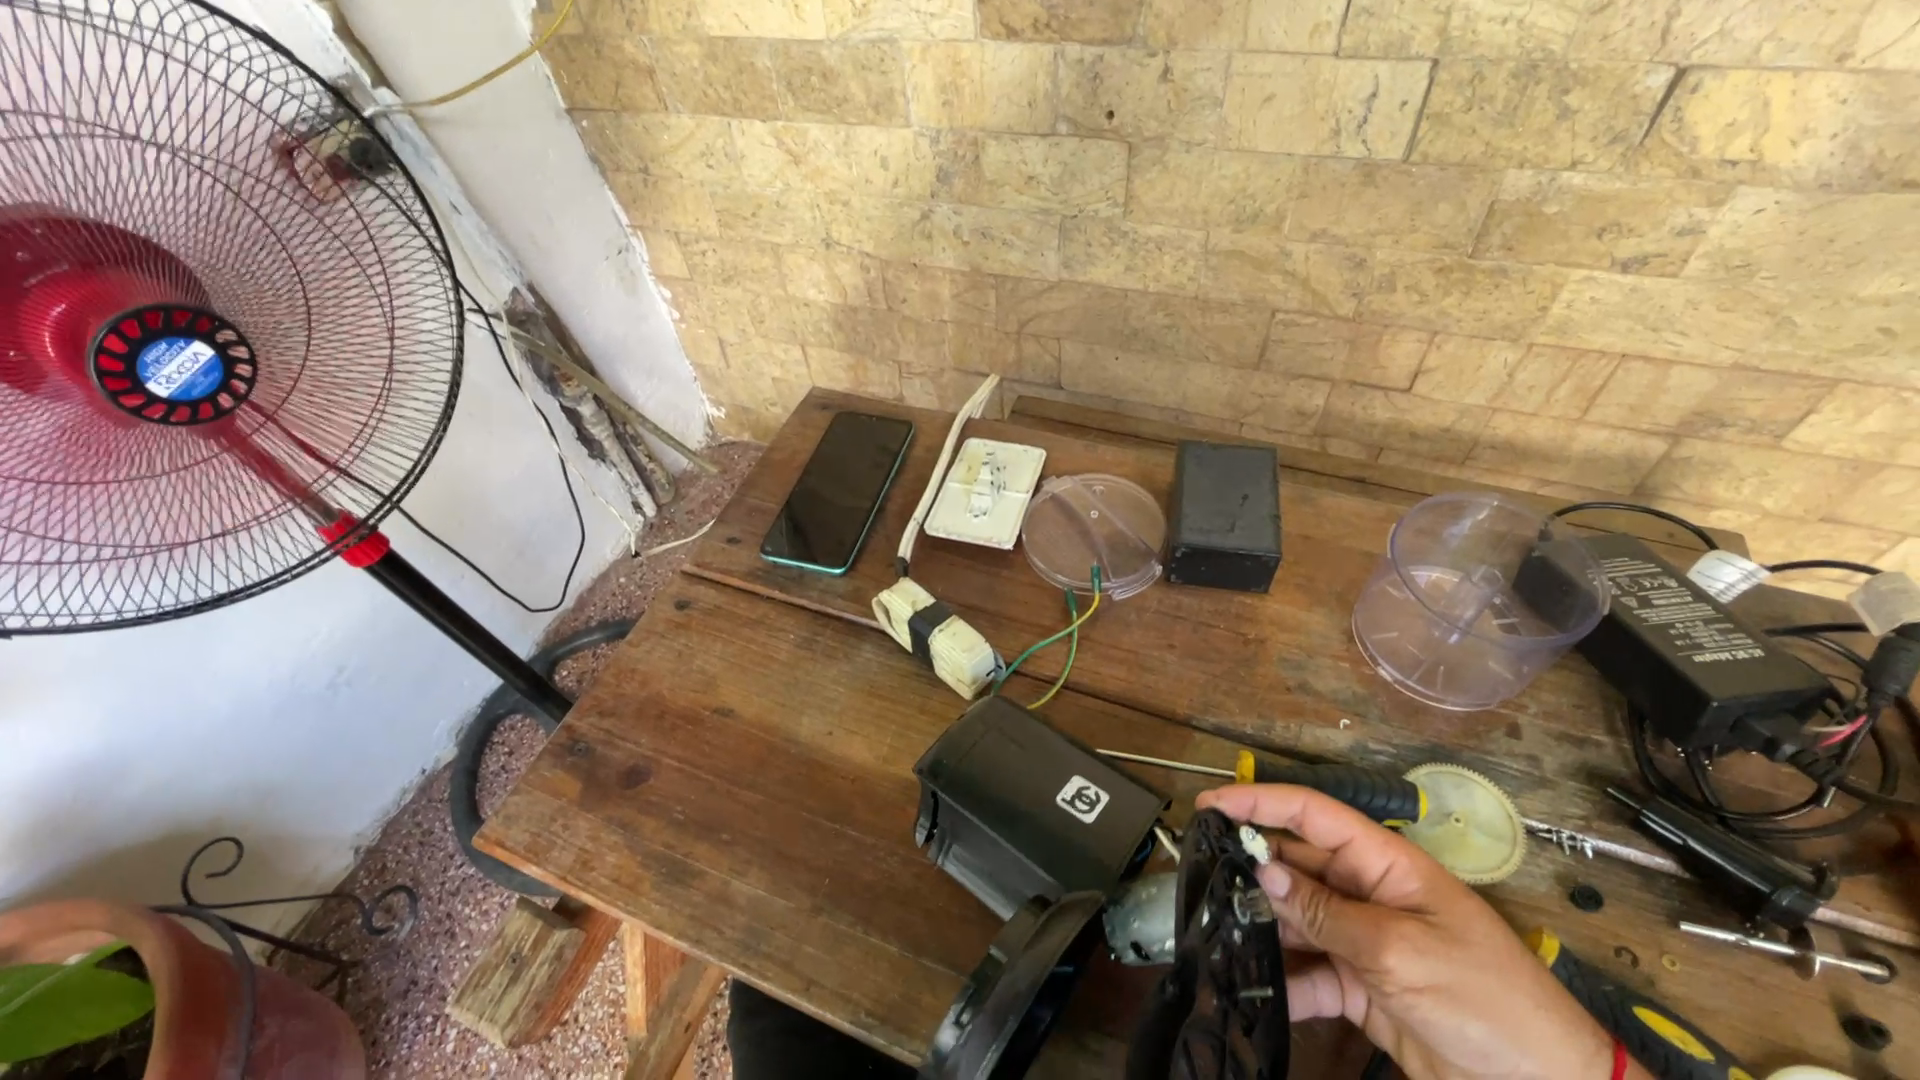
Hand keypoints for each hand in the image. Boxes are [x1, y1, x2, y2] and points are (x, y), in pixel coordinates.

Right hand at [1196, 784, 1649, 1079]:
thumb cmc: (1484, 1000)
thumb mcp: (1399, 950)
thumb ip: (1326, 912)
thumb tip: (1263, 873)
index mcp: (1387, 865)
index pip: (1314, 816)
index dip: (1260, 802)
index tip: (1209, 804)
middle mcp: (1369, 894)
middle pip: (1298, 866)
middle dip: (1251, 869)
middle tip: (1199, 875)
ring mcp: (1364, 942)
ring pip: (1296, 920)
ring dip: (1260, 926)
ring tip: (1212, 931)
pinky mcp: (1361, 989)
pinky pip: (1310, 975)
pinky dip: (1284, 982)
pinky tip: (1253, 988)